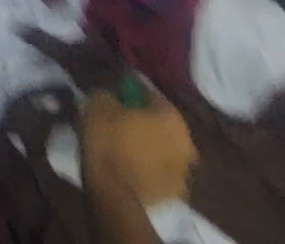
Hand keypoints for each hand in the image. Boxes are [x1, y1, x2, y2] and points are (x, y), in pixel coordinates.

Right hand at [80, 89, 197, 205]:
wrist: (113, 190)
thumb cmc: (107, 140)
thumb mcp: (98, 103)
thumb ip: (109, 94)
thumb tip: (112, 96)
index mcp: (171, 117)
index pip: (150, 94)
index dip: (131, 90)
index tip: (115, 91)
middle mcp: (187, 142)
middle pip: (161, 123)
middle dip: (143, 119)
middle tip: (120, 118)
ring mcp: (184, 171)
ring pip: (163, 148)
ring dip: (148, 144)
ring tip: (124, 142)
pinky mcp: (174, 193)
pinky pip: (160, 170)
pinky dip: (148, 165)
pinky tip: (130, 163)